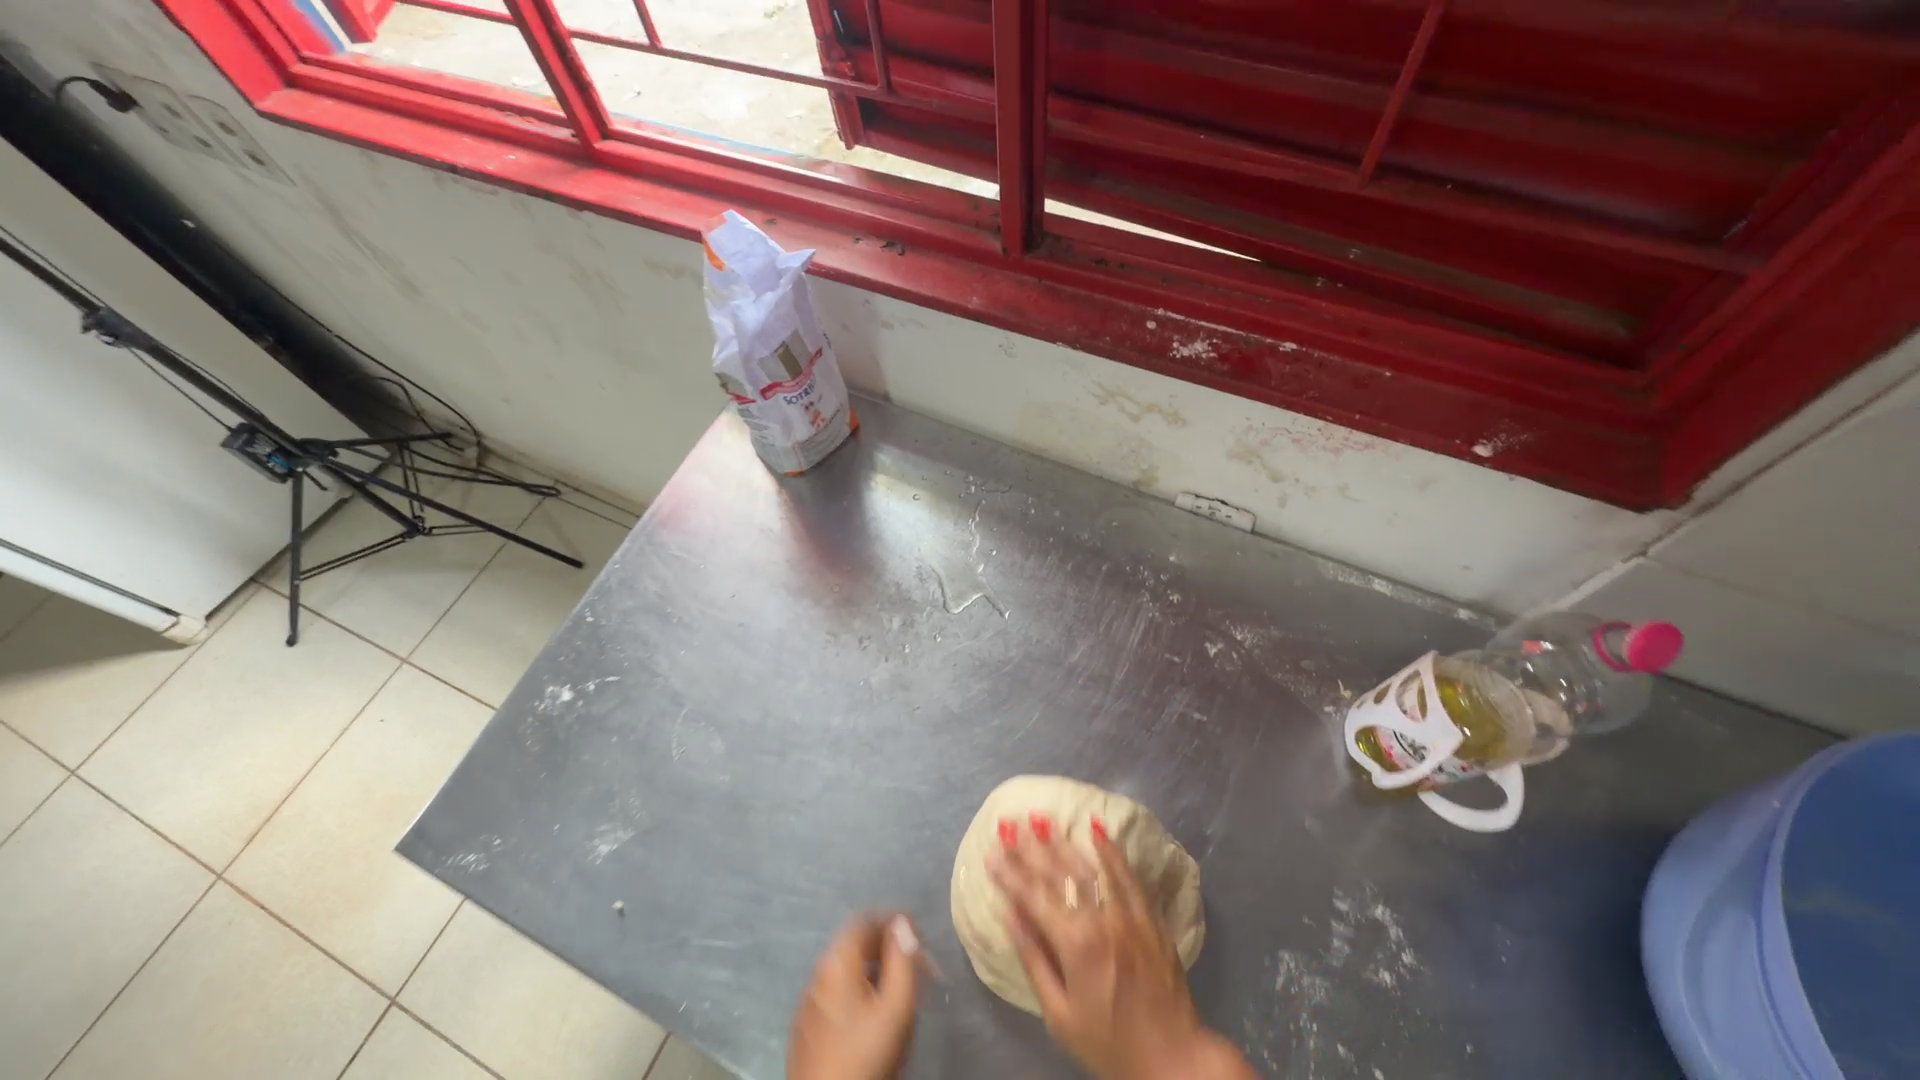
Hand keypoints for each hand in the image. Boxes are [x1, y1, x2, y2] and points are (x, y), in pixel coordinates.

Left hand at [788, 913, 921, 1079]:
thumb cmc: (865, 1052)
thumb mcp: (896, 1007)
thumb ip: (902, 960)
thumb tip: (903, 924)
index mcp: (836, 962)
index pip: (864, 921)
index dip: (893, 920)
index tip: (919, 933)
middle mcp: (817, 974)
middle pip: (854, 945)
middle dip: (887, 947)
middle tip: (917, 964)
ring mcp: (809, 1002)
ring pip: (846, 971)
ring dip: (875, 970)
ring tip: (901, 990)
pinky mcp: (806, 1026)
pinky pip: (837, 993)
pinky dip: (860, 990)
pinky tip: (874, 1014)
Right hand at [989, 818, 1255, 1079]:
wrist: (1174, 1057)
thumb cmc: (1108, 1043)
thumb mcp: (1059, 1013)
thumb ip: (1034, 959)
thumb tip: (1010, 915)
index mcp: (1075, 943)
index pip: (1034, 897)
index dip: (1010, 873)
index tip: (991, 850)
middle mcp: (1102, 919)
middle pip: (1060, 874)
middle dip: (1031, 846)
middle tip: (1010, 821)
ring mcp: (1129, 914)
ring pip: (1090, 867)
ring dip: (1063, 841)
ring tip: (1041, 818)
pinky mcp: (1150, 917)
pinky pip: (1127, 875)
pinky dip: (1110, 849)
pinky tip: (1096, 828)